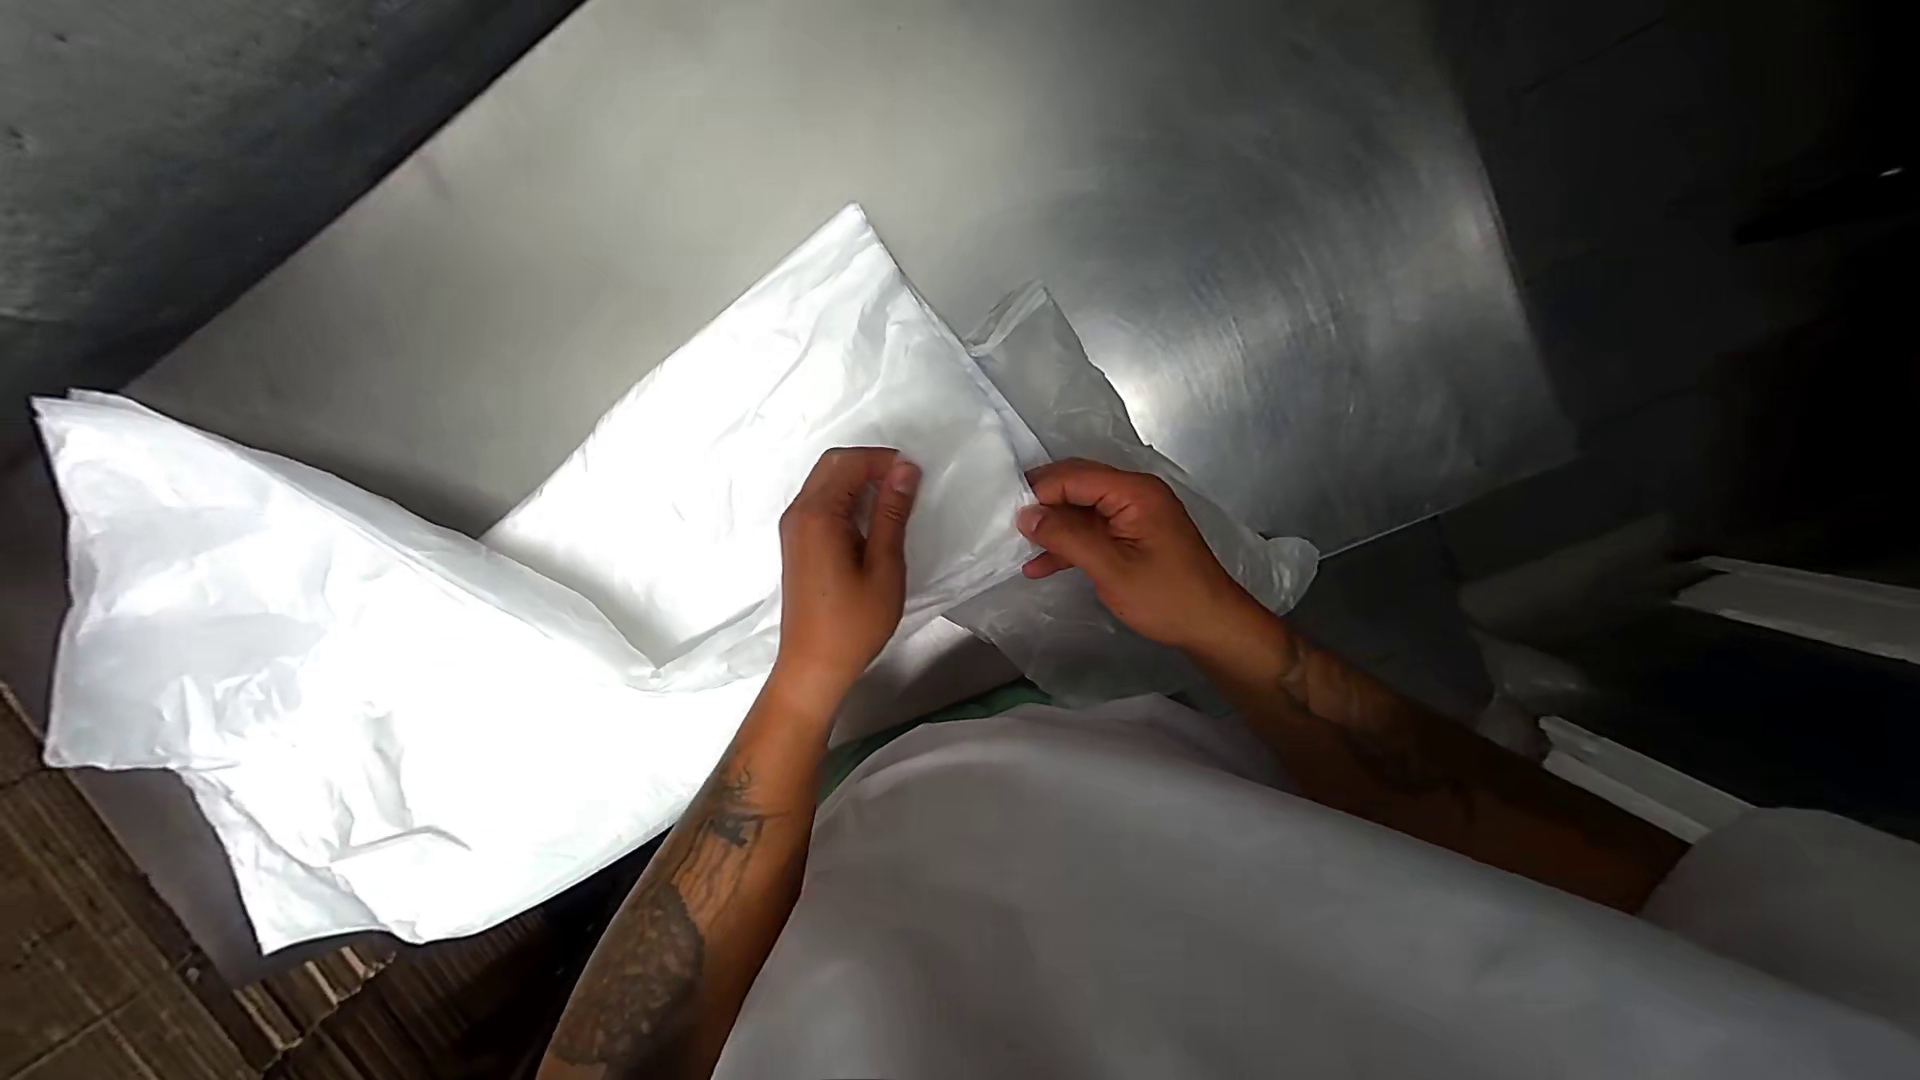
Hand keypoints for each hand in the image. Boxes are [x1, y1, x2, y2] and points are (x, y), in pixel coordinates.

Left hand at [772, 447, 920, 701]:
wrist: (813, 664)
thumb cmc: (854, 622)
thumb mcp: (884, 567)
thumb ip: (892, 514)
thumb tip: (905, 470)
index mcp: (818, 515)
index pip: (849, 463)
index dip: (884, 460)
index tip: (914, 474)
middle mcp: (798, 513)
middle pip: (832, 465)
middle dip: (870, 464)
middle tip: (905, 482)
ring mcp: (793, 528)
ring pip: (825, 481)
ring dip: (858, 480)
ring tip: (894, 499)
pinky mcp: (796, 543)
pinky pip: (820, 502)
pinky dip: (846, 498)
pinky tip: (871, 519)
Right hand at [1017, 458, 1264, 655]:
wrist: (1211, 626)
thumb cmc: (1166, 597)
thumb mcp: (1110, 568)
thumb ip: (1066, 537)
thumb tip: (1026, 515)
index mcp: (1134, 492)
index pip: (1074, 476)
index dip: (1040, 492)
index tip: (1008, 516)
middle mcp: (1134, 494)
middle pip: (1076, 487)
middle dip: (1042, 506)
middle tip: (1007, 526)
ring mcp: (1133, 514)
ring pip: (1080, 510)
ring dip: (1052, 529)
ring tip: (1019, 549)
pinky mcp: (1131, 535)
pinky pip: (1091, 530)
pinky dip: (1068, 545)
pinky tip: (1041, 565)